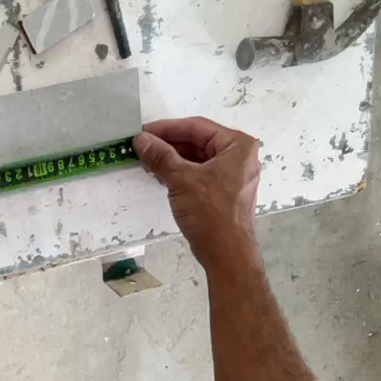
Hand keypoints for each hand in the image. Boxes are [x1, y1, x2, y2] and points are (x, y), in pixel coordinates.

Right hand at [133, 118, 262, 265]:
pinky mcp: (224, 192)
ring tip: (147, 161)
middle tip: (142, 147)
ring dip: (172, 160)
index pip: (197, 127)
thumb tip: (140, 140)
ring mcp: (233, 176)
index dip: (167, 128)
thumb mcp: (182, 180)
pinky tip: (160, 176)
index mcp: (237, 145)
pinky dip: (180, 173)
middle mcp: (239, 156)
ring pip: (197, 160)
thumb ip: (160, 157)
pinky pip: (199, 175)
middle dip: (169, 145)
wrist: (226, 252)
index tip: (143, 132)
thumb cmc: (210, 212)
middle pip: (198, 142)